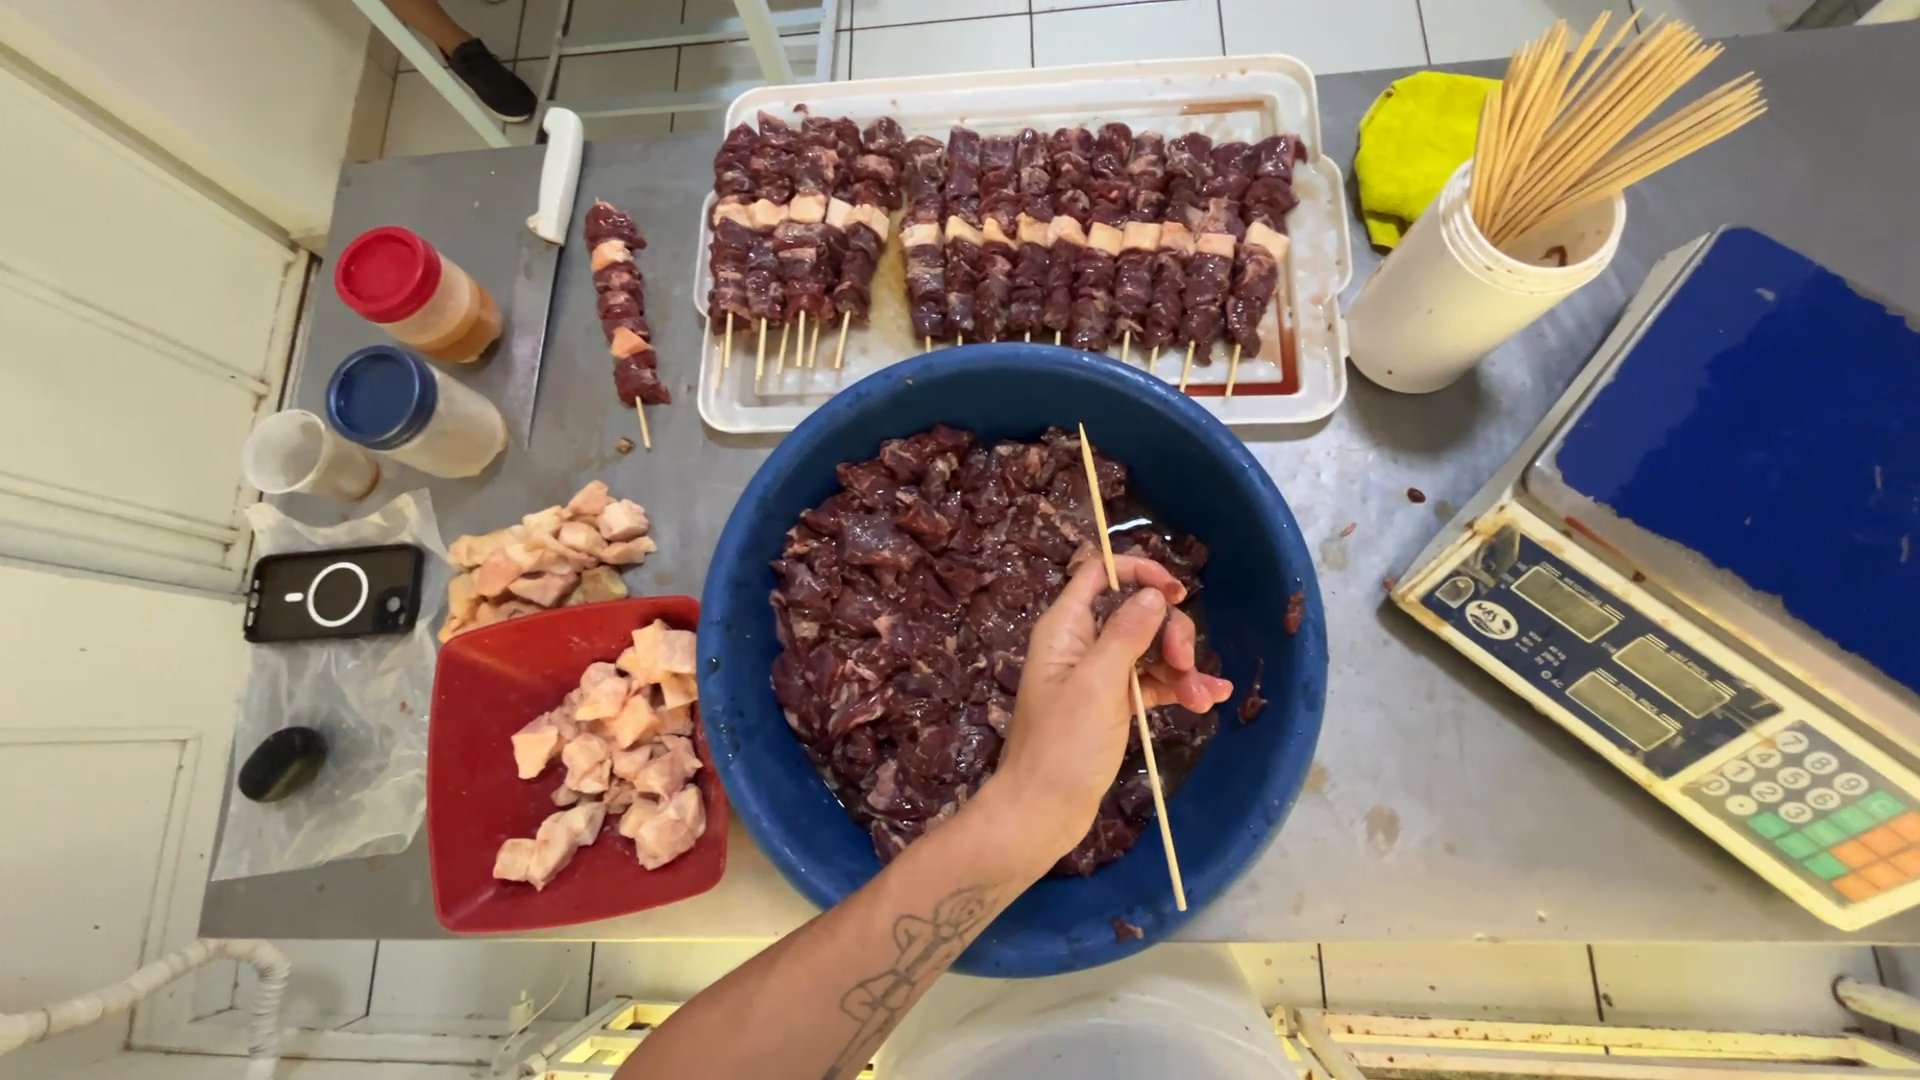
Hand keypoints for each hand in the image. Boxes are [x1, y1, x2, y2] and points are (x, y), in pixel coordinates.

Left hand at [989, 555, 1233, 863]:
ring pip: (1150, 649)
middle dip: (1169, 631)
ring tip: (1204, 696)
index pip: (1098, 573)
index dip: (1136, 571)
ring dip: (1181, 665)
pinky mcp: (1113, 704)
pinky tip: (1209, 698)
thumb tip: (1152, 593)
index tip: (1174, 591)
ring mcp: (1099, 675)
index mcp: (1065, 628)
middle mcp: (1081, 643)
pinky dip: (1178, 688)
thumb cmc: (1063, 745)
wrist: (1044, 811)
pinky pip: (1152, 683)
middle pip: (1135, 612)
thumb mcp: (1097, 684)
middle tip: (1184, 661)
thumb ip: (1125, 635)